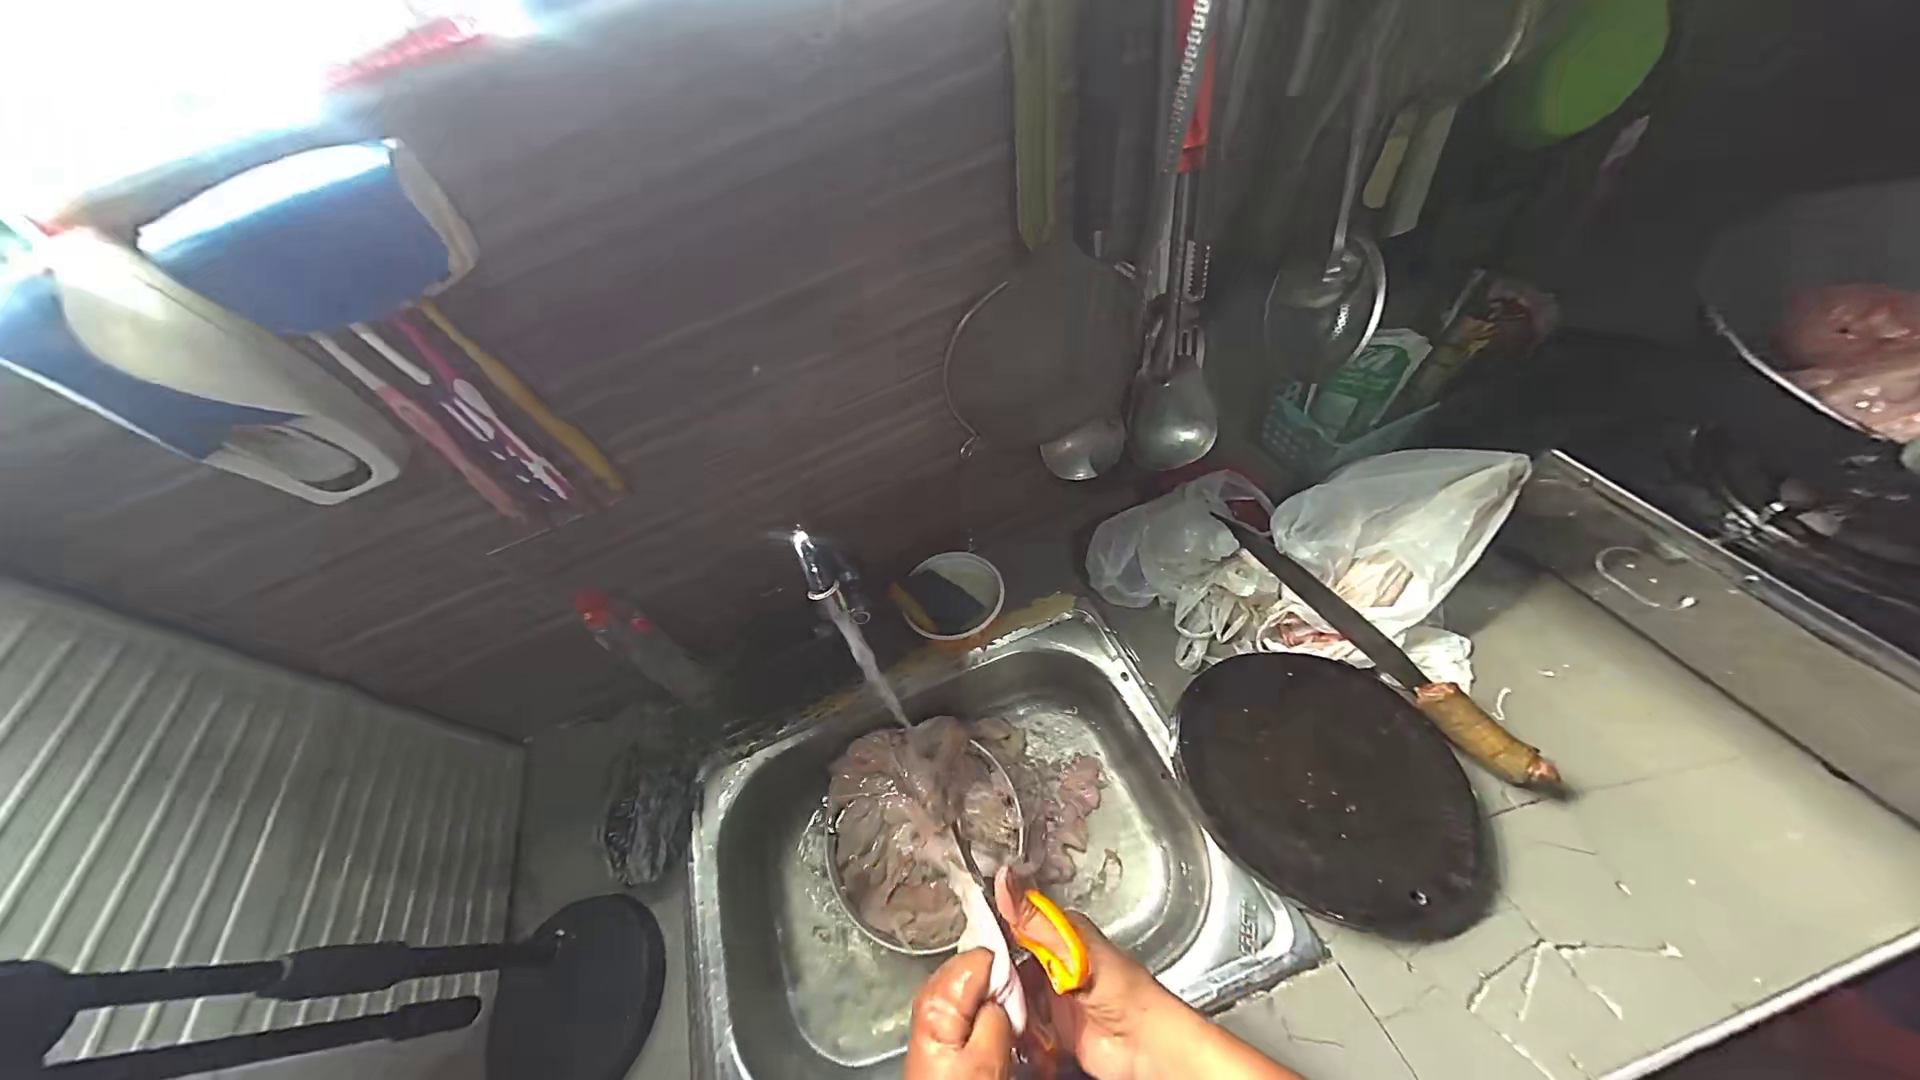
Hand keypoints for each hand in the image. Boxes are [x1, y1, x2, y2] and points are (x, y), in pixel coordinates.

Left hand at [905, 947, 1014, 1079]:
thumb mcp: (985, 1063)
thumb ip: (997, 1014)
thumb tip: (1005, 990)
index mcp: (937, 994)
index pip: (981, 956)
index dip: (1005, 973)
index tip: (1021, 996)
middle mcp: (932, 992)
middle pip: (977, 968)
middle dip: (1001, 987)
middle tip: (1018, 1017)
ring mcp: (935, 1008)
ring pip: (976, 987)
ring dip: (996, 1004)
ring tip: (1010, 1031)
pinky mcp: (940, 1025)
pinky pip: (969, 1006)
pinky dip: (985, 1016)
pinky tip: (995, 1039)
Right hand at [994, 872, 1180, 1079]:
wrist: (1146, 1048)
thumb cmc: (1123, 989)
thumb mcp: (1071, 948)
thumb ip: (1034, 918)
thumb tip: (1004, 877)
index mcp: (1057, 931)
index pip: (1011, 925)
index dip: (993, 939)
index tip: (980, 954)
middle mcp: (1051, 961)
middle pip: (1007, 966)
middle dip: (1000, 981)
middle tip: (999, 993)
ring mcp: (1051, 996)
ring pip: (1012, 998)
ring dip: (1009, 1010)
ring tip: (1012, 1018)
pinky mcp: (1053, 1030)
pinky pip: (1023, 1030)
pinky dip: (1020, 1036)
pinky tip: (1026, 1038)